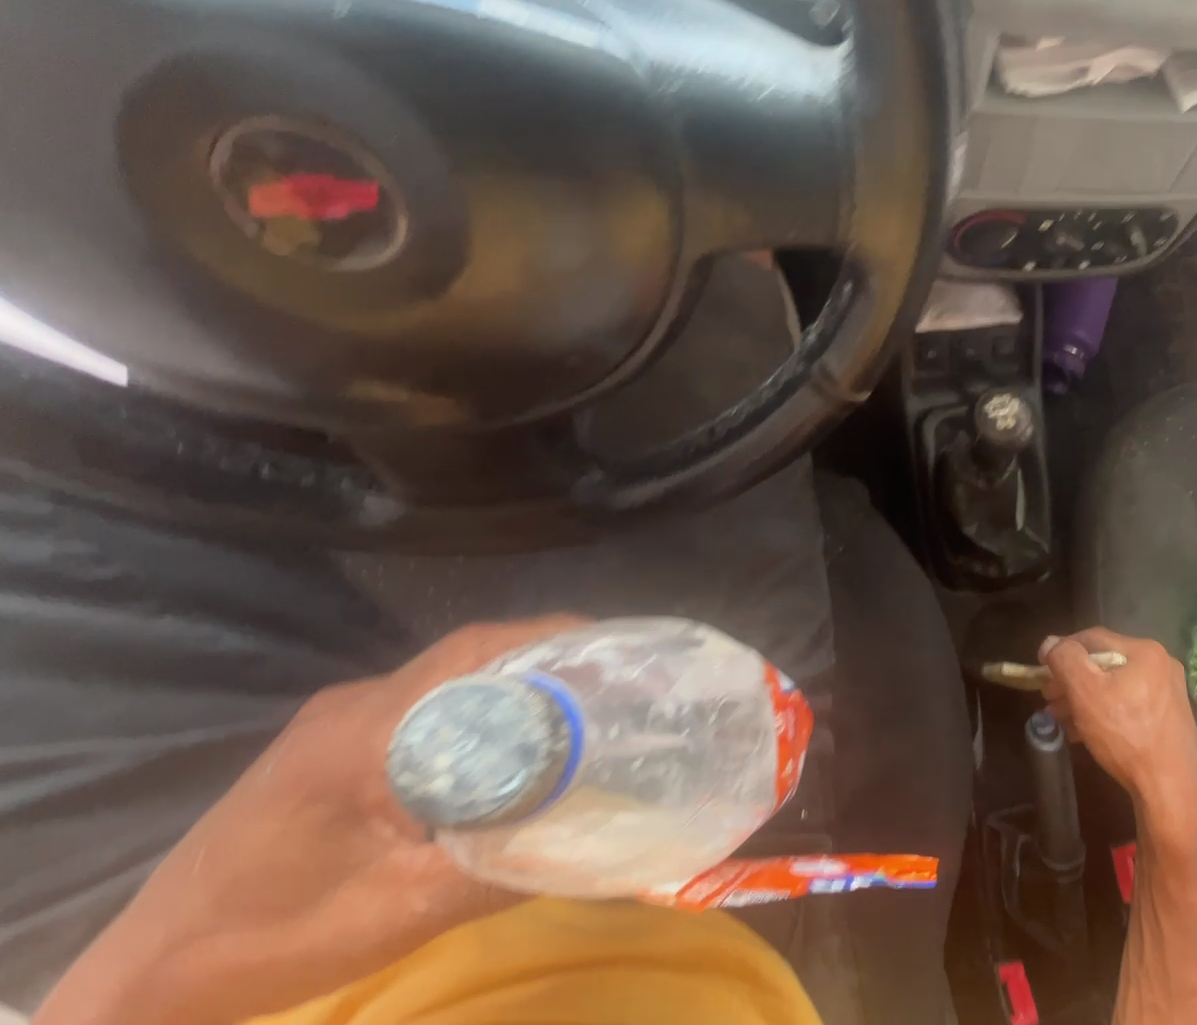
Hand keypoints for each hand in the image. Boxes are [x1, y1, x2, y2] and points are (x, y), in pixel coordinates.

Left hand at [38, 616, 587, 1024]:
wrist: (151, 974)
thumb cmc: (276, 939)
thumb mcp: (405, 911)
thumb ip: (506, 868)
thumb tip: (602, 840)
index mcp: (366, 732)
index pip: (476, 655)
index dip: (556, 643)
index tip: (623, 658)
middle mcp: (356, 704)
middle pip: (471, 653)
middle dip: (552, 655)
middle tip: (620, 681)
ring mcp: (340, 718)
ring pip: (451, 675)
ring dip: (520, 679)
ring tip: (585, 705)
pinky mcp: (335, 741)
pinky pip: (428, 703)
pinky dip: (485, 706)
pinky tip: (515, 742)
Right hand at [1040, 628, 1196, 824]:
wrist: (1170, 789)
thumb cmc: (1125, 734)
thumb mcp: (1086, 691)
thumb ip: (1065, 659)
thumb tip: (1050, 643)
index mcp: (1146, 651)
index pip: (1092, 638)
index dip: (1062, 650)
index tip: (1040, 671)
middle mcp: (1162, 666)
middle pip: (1104, 663)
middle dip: (1071, 680)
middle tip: (1048, 698)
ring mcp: (1168, 695)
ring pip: (1115, 687)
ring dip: (1084, 699)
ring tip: (1060, 718)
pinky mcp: (1169, 720)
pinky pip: (1128, 707)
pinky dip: (1103, 714)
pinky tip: (1083, 733)